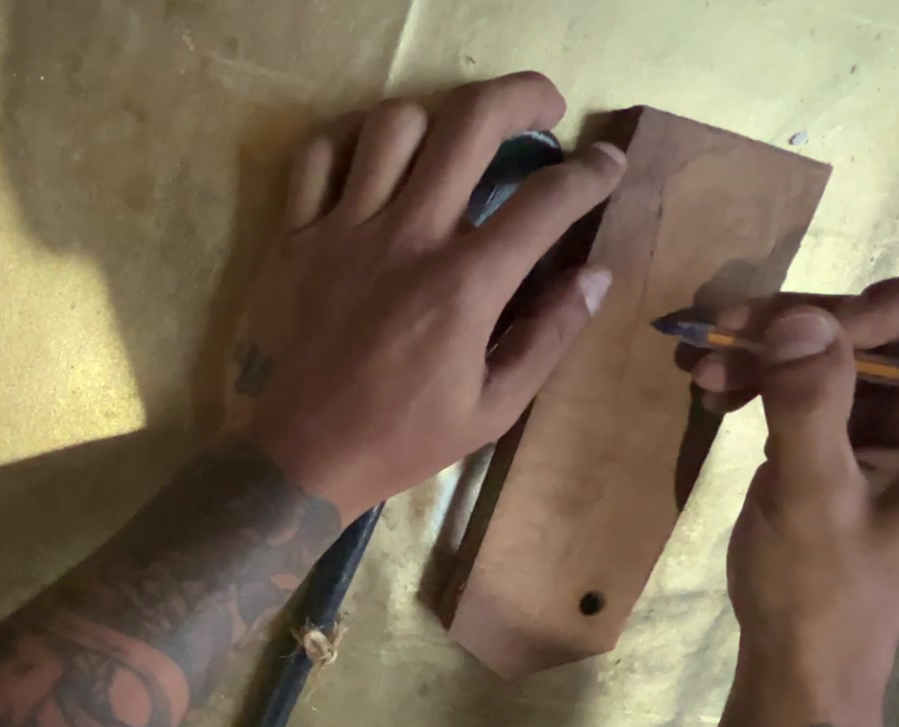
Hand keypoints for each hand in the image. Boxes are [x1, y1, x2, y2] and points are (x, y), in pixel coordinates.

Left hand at [224, 72, 627, 520]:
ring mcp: (342, 232)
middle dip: (524, 96)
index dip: (592, 171)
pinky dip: (348, 140)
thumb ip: (548, 339)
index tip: (605, 165)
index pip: (547, 199)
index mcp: (463, 286)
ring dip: (436, 117)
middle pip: (471, 120)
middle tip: (542, 109)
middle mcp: (406, 239)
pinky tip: (370, 159)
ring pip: (394, 124)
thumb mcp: (490, 412)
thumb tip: (595, 276)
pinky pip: (316, 156)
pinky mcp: (293, 239)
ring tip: (451, 141)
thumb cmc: (397, 443)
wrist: (297, 459)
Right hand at [689, 277, 898, 687]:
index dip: (898, 308)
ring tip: (700, 363)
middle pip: (888, 331)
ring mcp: (882, 430)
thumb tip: (796, 318)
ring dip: (765, 350)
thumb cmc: (819, 591)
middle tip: (726, 331)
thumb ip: (809, 406)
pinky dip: (756, 379)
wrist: (793, 652)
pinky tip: (712, 392)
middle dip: (805, 325)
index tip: (812, 329)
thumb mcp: (811, 498)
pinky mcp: (835, 442)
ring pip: (833, 354)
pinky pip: (800, 386)